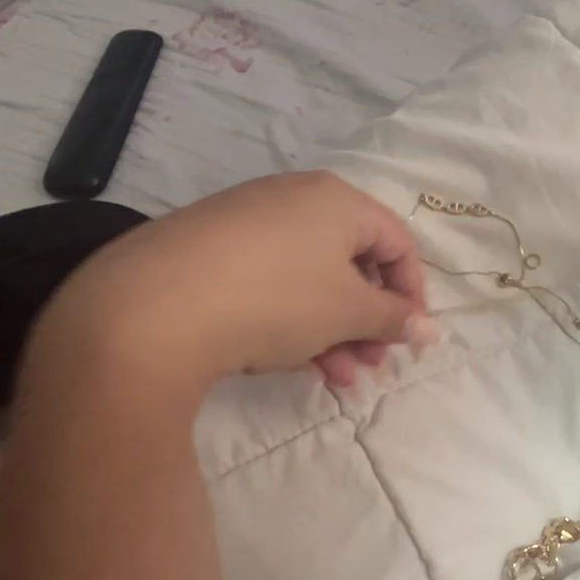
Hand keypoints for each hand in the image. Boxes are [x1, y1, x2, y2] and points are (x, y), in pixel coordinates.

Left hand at [34, 172, 431, 389]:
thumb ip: (394, 319)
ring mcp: (244, 223)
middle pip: (352, 264)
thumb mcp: (348, 312)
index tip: (410, 337)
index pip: (397, 242)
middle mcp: (291, 199)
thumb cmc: (275, 299)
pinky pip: (270, 284)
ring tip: (339, 380)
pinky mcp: (206, 252)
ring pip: (311, 280)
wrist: (148, 312)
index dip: (412, 293)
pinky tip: (296, 365)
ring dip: (336, 332)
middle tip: (374, 364)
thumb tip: (431, 328)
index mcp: (335, 200)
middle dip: (369, 321)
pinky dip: (293, 323)